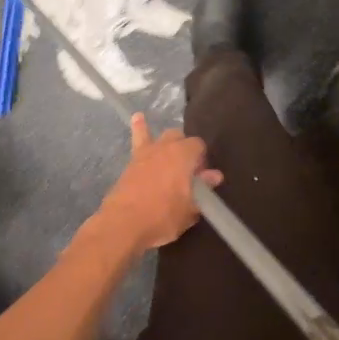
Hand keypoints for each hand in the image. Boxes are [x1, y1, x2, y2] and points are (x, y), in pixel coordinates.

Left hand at [91, 114, 223, 250]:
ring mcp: (146, 151)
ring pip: (161, 137)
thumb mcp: (189, 209)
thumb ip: (202, 190)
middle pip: (180, 138)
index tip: (201, 179)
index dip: (202, 160)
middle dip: (186, 150)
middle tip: (187, 173)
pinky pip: (138, 138)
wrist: (124, 222)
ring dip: (168, 142)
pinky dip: (140, 128)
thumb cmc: (162, 217)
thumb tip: (214, 176)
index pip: (199, 146)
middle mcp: (165, 147)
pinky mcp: (131, 160)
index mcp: (183, 155)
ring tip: (170, 149)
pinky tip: (138, 117)